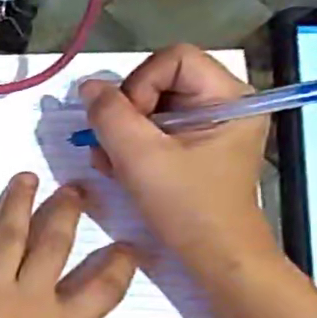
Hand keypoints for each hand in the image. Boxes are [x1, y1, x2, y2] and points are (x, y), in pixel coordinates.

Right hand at [79, 45, 275, 270]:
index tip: (130, 124)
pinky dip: (130, 145)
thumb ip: (109, 115)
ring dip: (123, 131)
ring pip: (150, 106)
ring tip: (114, 162)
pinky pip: (153, 128)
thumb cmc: (187, 207)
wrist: (216, 258)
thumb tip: (88, 86)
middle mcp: (222, 103)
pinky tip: (121, 168)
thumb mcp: (140, 158)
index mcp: (228, 97)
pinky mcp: (192, 147)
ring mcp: (207, 126)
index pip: (172, 59)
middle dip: (127, 112)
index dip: (140, 84)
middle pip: (158, 80)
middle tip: (114, 146)